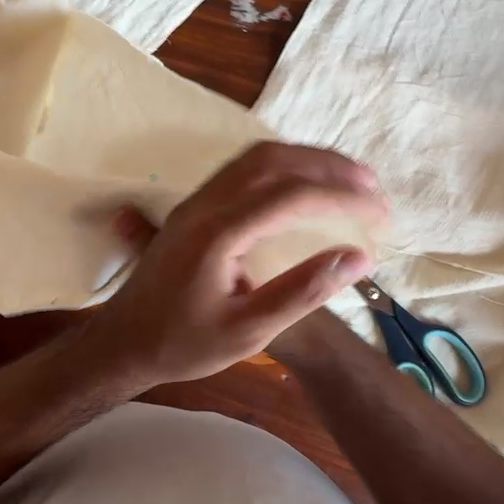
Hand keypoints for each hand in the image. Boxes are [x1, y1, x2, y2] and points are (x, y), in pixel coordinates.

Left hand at [70, 142, 386, 387]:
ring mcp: (191, 205)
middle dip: (326, 165)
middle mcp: (201, 207)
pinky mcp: (189, 211)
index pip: (289, 194)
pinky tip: (300, 186)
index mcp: (216, 234)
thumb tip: (358, 256)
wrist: (123, 343)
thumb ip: (302, 291)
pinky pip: (239, 170)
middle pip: (270, 159)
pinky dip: (279, 168)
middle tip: (371, 184)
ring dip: (302, 161)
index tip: (380, 212)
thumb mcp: (248, 331)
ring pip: (252, 158)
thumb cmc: (183, 345)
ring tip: (345, 180)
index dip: (341, 196)